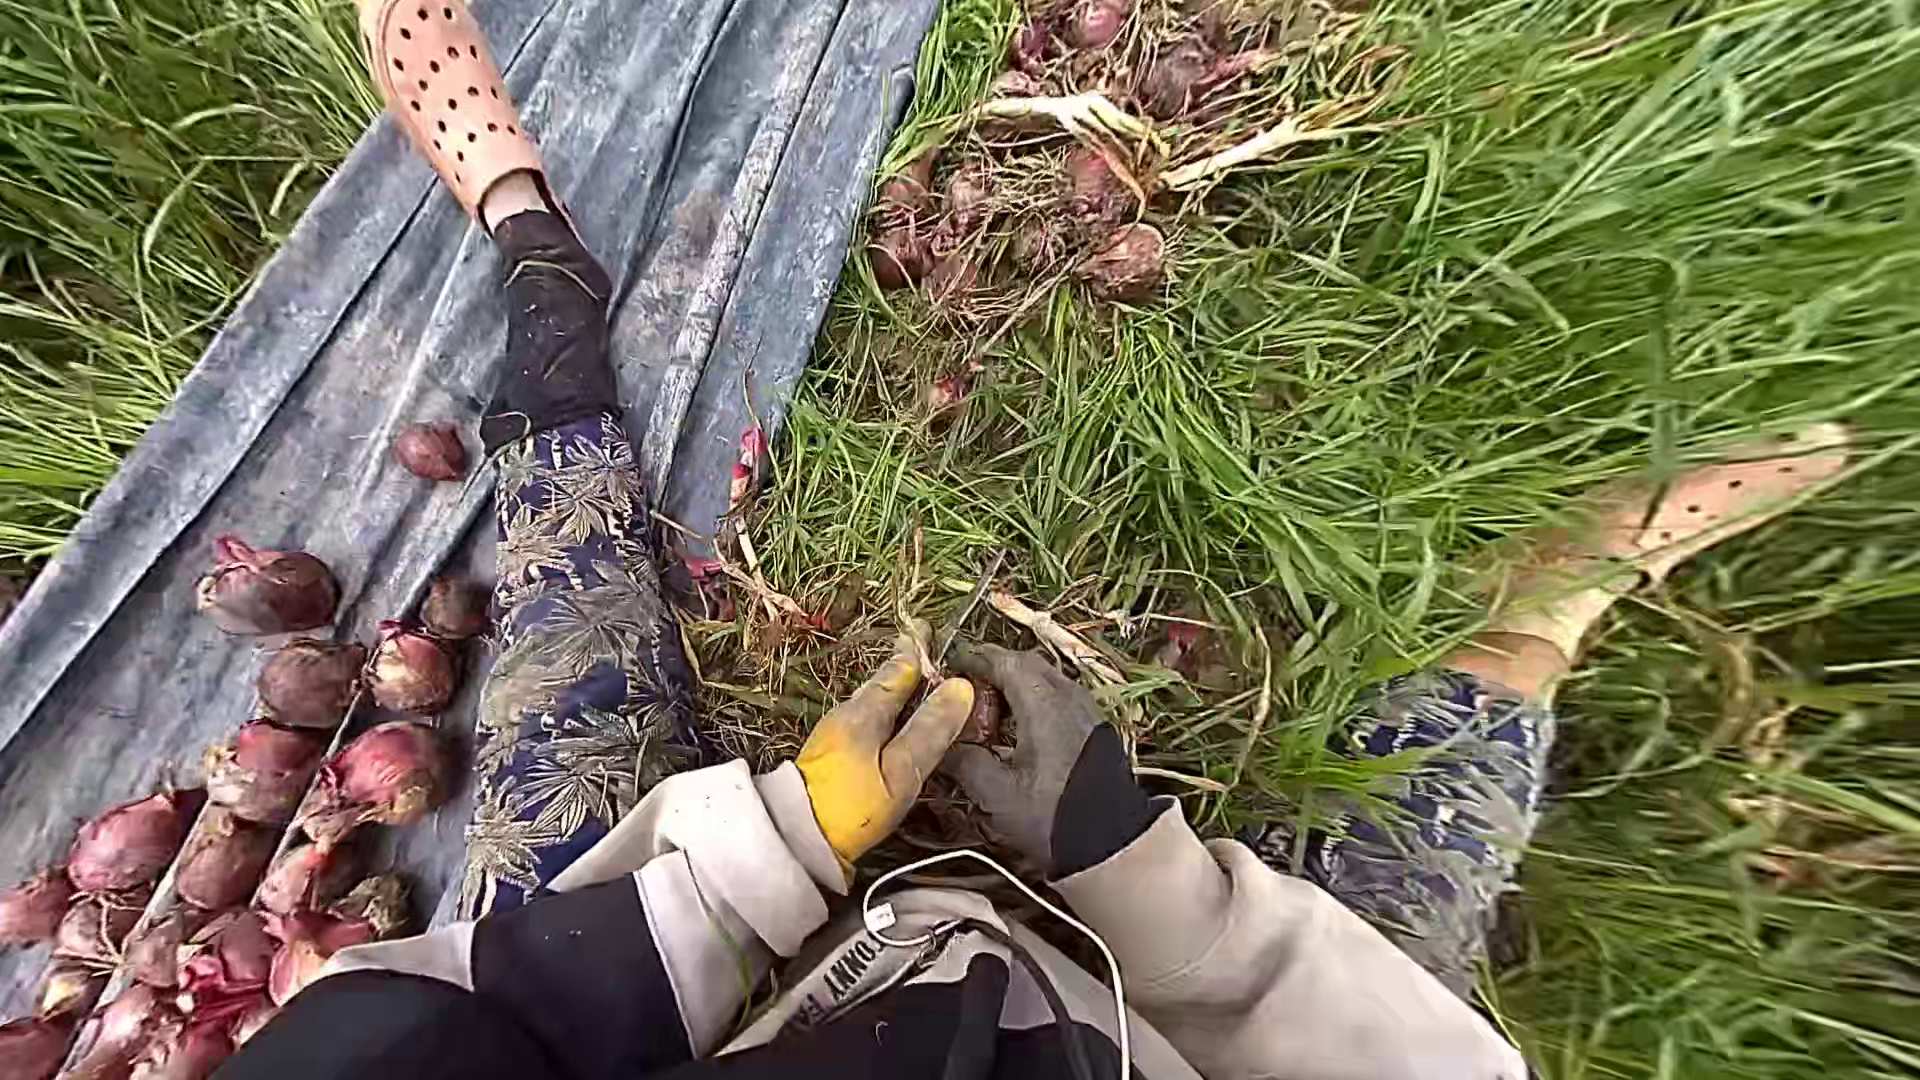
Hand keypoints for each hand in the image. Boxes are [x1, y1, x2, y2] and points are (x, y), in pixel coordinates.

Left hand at [796, 625, 973, 872]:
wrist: (795, 839)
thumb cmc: (853, 805)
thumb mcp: (901, 770)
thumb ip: (930, 729)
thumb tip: (960, 687)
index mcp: (865, 712)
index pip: (897, 671)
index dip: (915, 651)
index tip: (926, 627)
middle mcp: (847, 713)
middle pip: (881, 682)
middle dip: (904, 665)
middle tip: (924, 649)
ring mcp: (834, 732)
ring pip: (871, 699)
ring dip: (893, 686)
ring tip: (913, 681)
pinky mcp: (828, 753)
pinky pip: (864, 717)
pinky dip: (883, 708)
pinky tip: (890, 720)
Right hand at [940, 643, 1106, 874]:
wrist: (1114, 843)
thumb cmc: (1053, 814)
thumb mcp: (997, 793)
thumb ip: (964, 761)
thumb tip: (943, 745)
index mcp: (1042, 700)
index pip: (1003, 660)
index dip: (974, 659)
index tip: (951, 666)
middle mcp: (1066, 693)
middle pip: (1023, 663)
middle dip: (993, 669)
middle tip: (966, 688)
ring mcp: (1084, 706)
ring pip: (1042, 677)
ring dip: (1014, 684)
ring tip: (989, 708)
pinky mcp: (1093, 723)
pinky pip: (1057, 694)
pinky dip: (1033, 698)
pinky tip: (1019, 727)